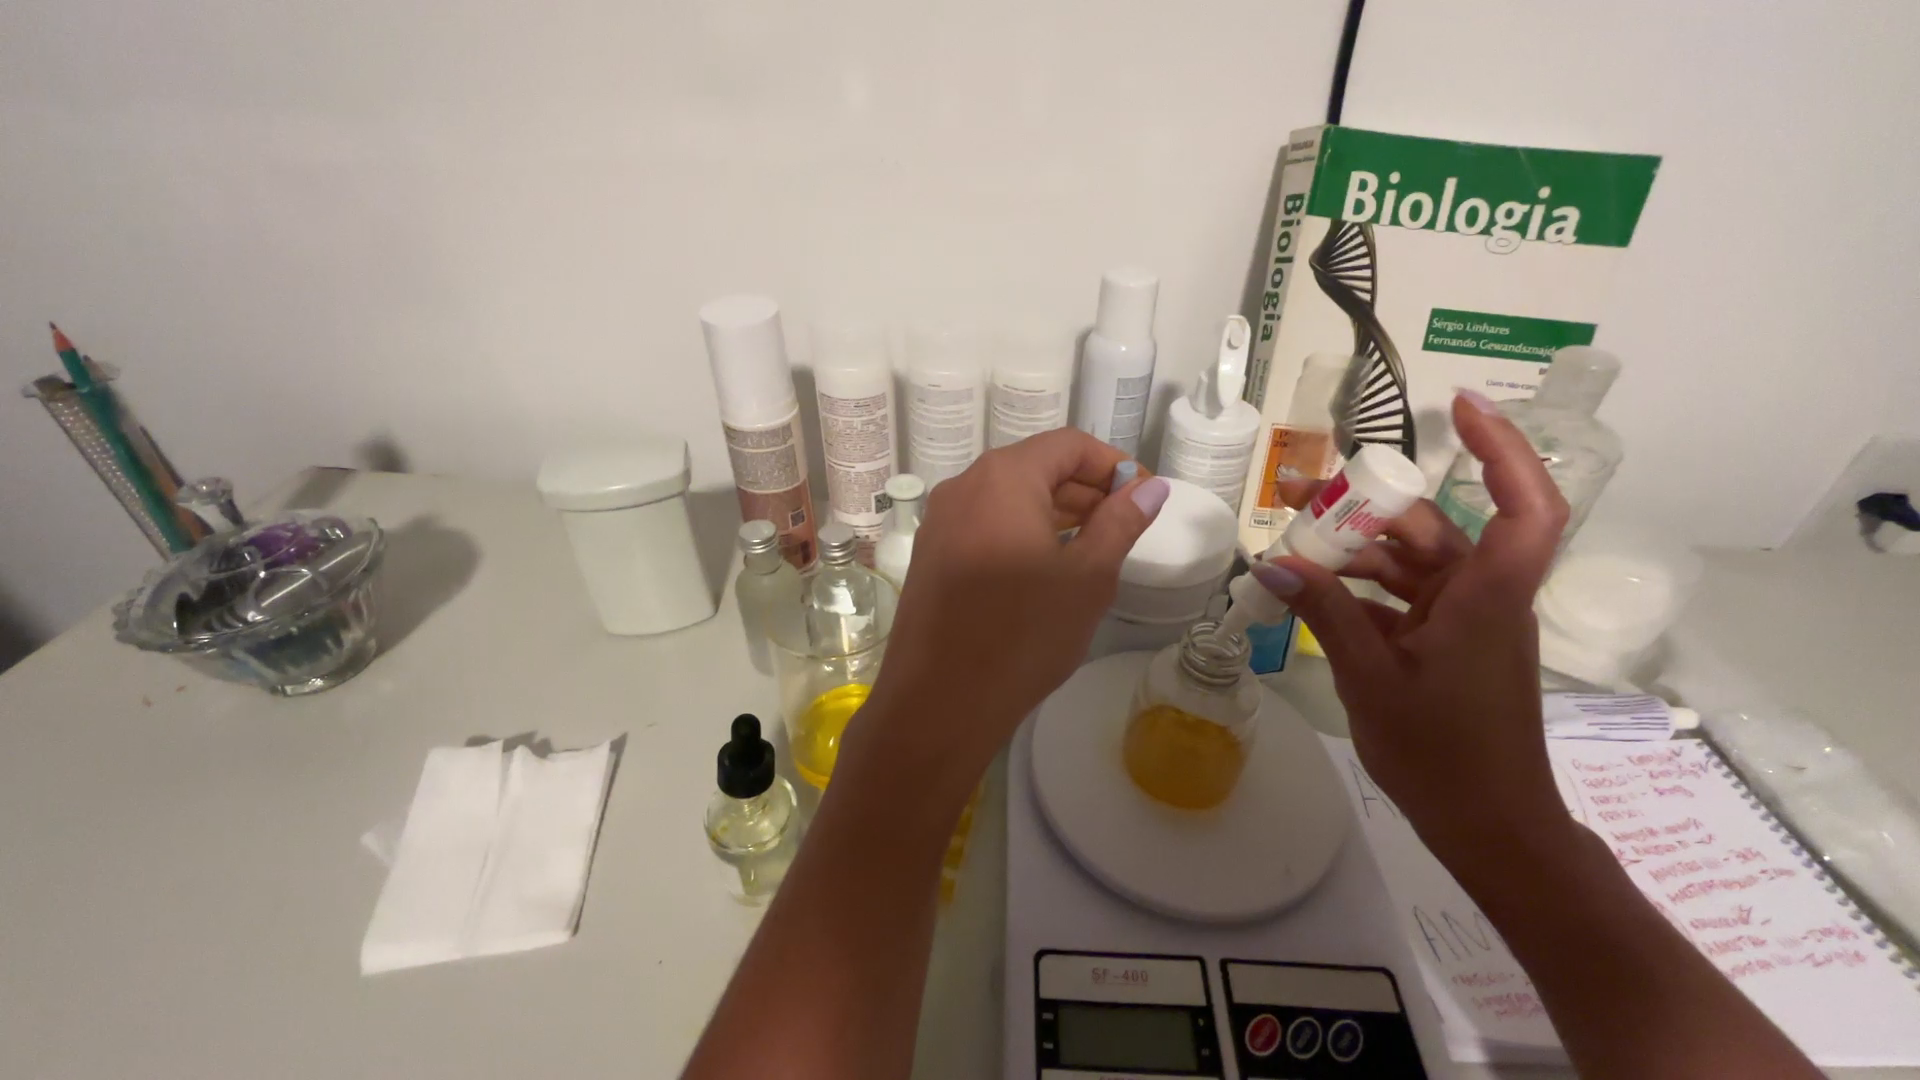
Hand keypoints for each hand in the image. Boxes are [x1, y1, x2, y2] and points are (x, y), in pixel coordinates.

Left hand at [844, 430, 1169, 794]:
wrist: (938, 702)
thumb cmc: (1023, 633)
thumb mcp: (1088, 577)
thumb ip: (1121, 522)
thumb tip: (1150, 486)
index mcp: (1003, 478)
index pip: (1068, 445)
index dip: (1113, 464)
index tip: (1143, 496)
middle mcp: (964, 487)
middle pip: (1035, 467)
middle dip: (1085, 490)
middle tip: (1125, 527)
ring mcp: (941, 522)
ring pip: (1009, 499)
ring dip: (1056, 513)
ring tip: (1094, 550)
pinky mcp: (931, 555)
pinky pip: (986, 526)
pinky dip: (1022, 533)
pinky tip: (1046, 571)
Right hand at [1252, 391, 1570, 863]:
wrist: (1486, 823)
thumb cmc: (1442, 753)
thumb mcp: (1371, 677)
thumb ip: (1325, 612)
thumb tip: (1273, 563)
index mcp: (1486, 596)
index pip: (1522, 505)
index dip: (1502, 449)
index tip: (1459, 407)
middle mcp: (1483, 595)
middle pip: (1430, 528)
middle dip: (1365, 505)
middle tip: (1297, 491)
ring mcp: (1464, 619)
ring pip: (1408, 561)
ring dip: (1352, 550)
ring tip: (1287, 544)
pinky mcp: (1446, 641)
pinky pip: (1400, 596)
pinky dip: (1357, 590)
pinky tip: (1309, 591)